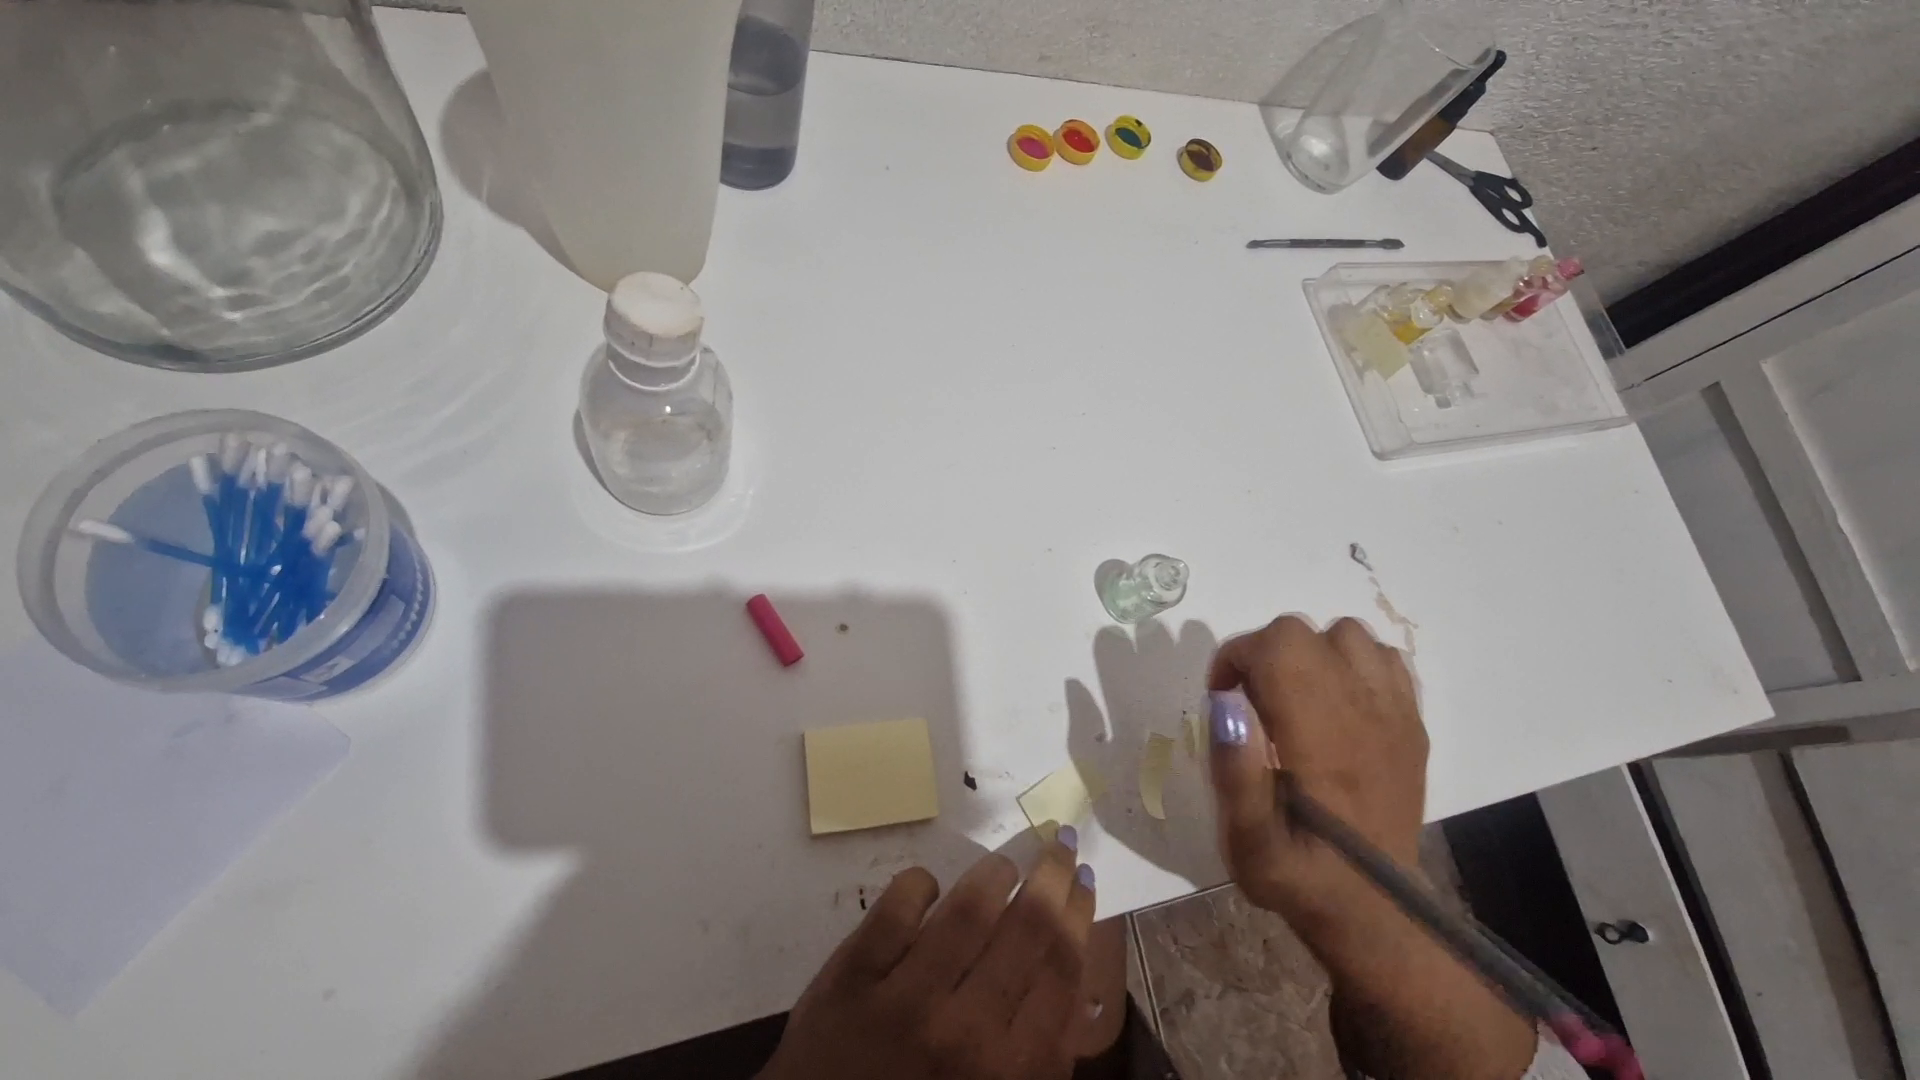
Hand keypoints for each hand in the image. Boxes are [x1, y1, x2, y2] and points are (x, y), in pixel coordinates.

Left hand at [760, 835, 1095, 1079]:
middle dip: (1053, 874)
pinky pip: (898, 906)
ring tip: (1003, 866)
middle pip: (1027, 927)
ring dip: (994, 873)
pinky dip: (921, 884)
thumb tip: (1085, 992)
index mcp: (1011, 1068)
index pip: (1062, 968)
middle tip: (1061, 843)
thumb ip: (1044, 1055)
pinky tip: (930, 889)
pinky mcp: (852, 977)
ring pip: (968, 909)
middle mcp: (966, 1032)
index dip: (1080, 913)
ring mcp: (904, 1000)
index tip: (1084, 879)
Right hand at [1205, 615, 1426, 929]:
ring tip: (1292, 698)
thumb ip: (1233, 772)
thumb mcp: (1247, 842)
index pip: (1275, 646)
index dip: (1235, 659)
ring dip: (1309, 654)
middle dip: (1263, 653)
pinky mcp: (1411, 723)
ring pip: (1347, 635)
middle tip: (1250, 701)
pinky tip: (1334, 705)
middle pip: (1304, 632)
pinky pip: (1383, 659)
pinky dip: (1351, 664)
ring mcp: (1395, 714)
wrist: (1374, 908)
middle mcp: (1363, 712)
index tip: (1221, 698)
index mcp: (1320, 737)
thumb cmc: (1297, 875)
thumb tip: (1226, 702)